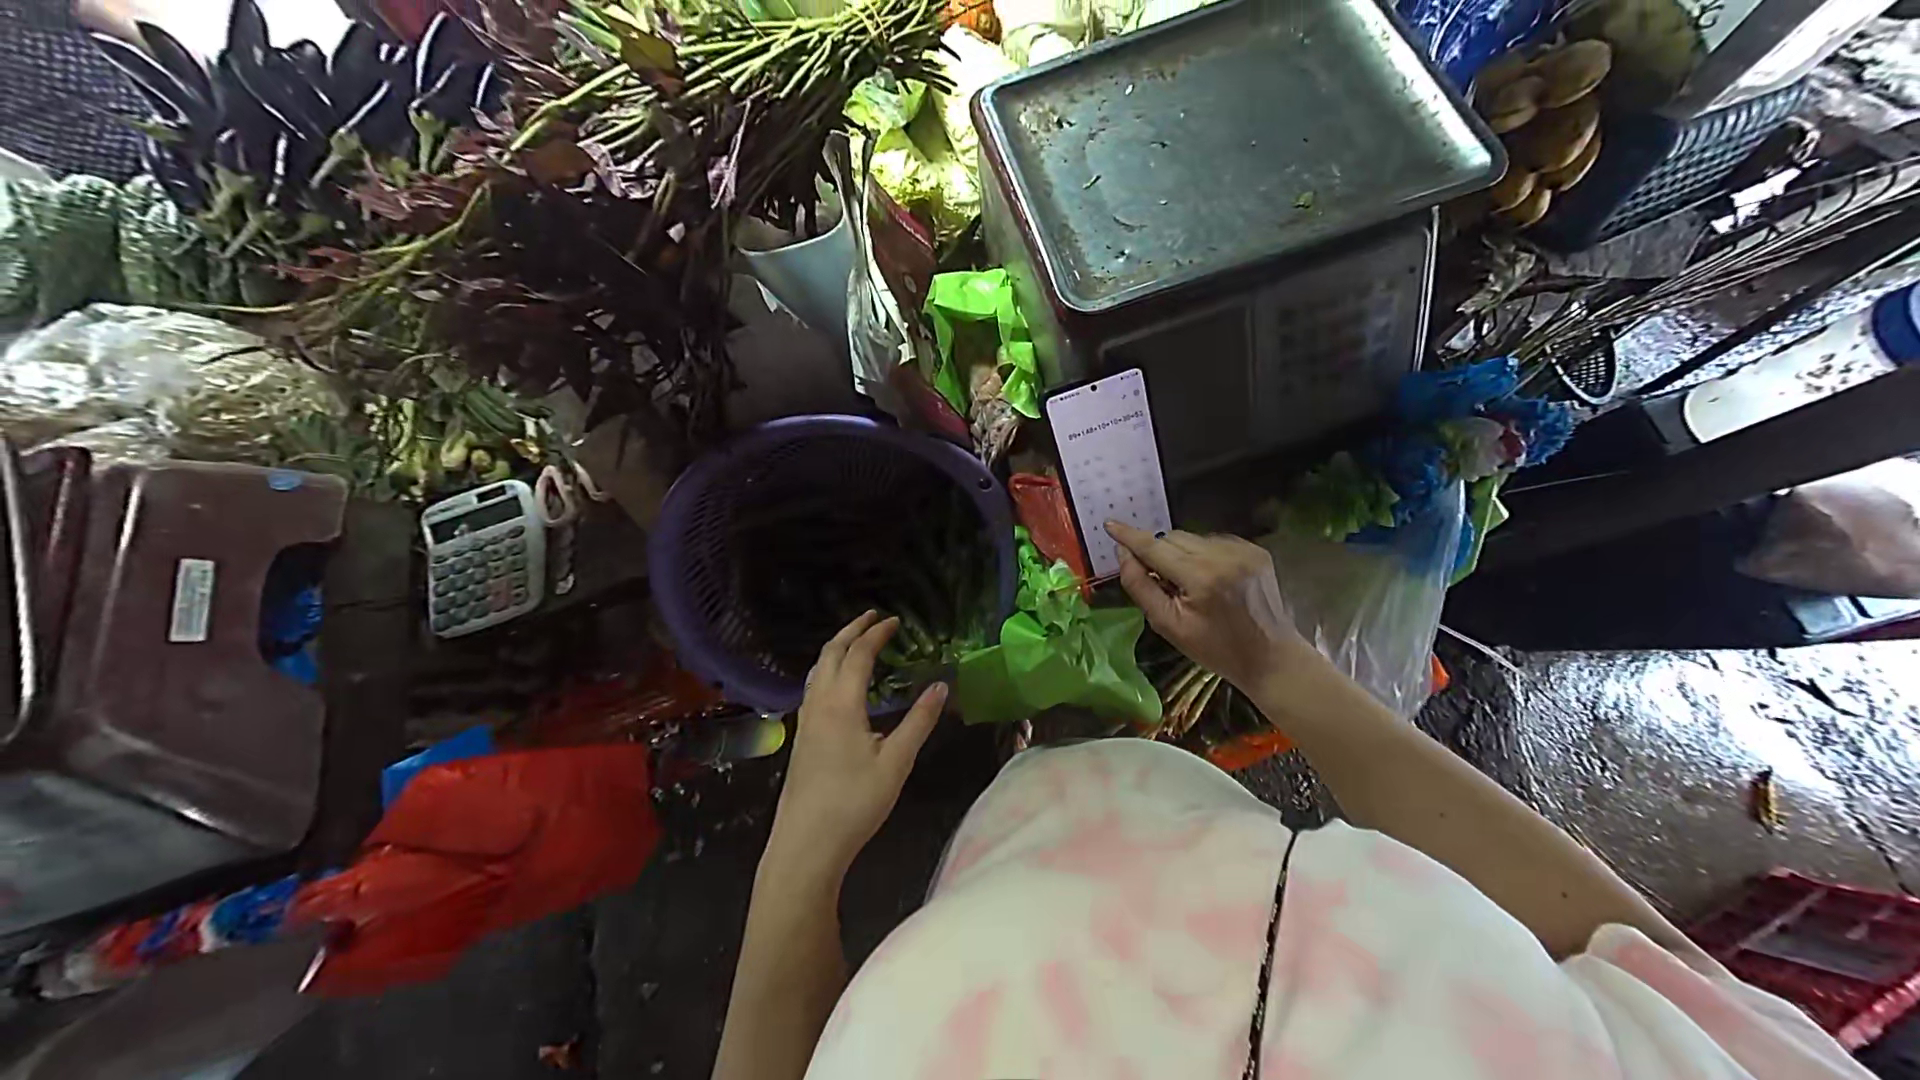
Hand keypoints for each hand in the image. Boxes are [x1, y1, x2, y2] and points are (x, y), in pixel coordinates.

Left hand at [768, 611, 947, 880]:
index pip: (858, 654)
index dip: (877, 633)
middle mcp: (819, 704)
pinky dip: (829, 668)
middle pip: (831, 653)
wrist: (806, 845)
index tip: (895, 621)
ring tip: (856, 641)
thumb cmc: (854, 803)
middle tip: (873, 617)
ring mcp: (806, 720)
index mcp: (841, 704)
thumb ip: (919, 721)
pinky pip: (814, 686)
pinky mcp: (801, 737)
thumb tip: (941, 686)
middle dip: (852, 630)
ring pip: (818, 669)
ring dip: (837, 648)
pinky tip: (839, 684)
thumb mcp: (896, 762)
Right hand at [1106, 521, 1317, 693]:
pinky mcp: (1256, 550)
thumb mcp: (1168, 625)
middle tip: (1161, 583)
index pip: (1155, 547)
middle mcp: (1224, 555)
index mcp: (1201, 577)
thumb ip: (1140, 586)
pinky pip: (1213, 542)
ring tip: (1189, 585)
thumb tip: (1123, 555)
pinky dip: (1202, 555)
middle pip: (1172, 538)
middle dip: (1158, 554)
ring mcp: (1244, 550)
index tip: (1110, 525)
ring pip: (1192, 538)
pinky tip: (1210, 580)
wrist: (1271, 657)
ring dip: (1180, 554)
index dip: (1129, 536)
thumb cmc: (1215, 648)